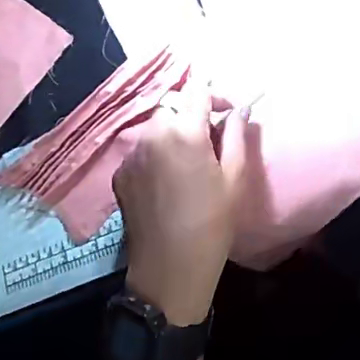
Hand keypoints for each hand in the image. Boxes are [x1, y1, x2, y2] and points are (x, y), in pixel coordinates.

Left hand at [112, 86, 232, 325]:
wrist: (170, 269)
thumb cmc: (212, 223)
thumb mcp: (234, 178)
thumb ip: (236, 136)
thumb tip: (240, 109)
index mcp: (184, 132)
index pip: (197, 90)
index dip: (215, 94)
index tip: (229, 110)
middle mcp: (152, 135)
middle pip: (172, 107)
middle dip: (192, 114)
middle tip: (212, 138)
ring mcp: (131, 154)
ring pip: (154, 128)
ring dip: (173, 133)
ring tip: (191, 160)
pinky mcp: (119, 174)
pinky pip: (141, 150)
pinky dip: (157, 154)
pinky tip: (170, 179)